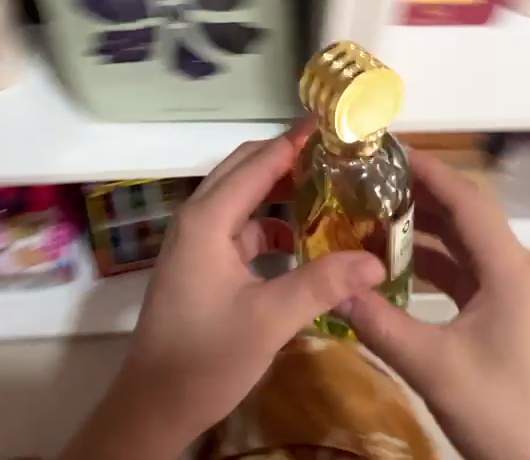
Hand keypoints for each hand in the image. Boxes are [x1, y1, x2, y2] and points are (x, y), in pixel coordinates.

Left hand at [62, 124, 385, 459]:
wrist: (153, 405)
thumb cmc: (206, 357)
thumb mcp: (269, 320)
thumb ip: (322, 284)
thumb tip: (376, 261)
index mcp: (208, 218)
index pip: (257, 162)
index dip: (294, 141)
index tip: (331, 123)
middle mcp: (198, 216)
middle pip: (245, 168)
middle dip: (287, 156)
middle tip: (336, 154)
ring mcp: (196, 239)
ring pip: (242, 196)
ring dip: (279, 188)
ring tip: (328, 189)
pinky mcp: (201, 261)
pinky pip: (239, 225)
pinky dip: (269, 223)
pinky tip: (302, 238)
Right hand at [342, 151, 529, 459]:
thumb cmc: (500, 412)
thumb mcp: (433, 367)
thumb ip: (380, 322)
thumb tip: (333, 285)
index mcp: (510, 268)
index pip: (466, 199)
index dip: (427, 170)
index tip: (385, 151)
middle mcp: (518, 268)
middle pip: (466, 215)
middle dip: (418, 195)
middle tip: (368, 182)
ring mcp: (517, 292)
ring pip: (466, 243)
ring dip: (424, 230)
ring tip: (373, 216)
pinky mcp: (510, 314)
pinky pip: (468, 272)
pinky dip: (434, 263)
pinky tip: (398, 267)